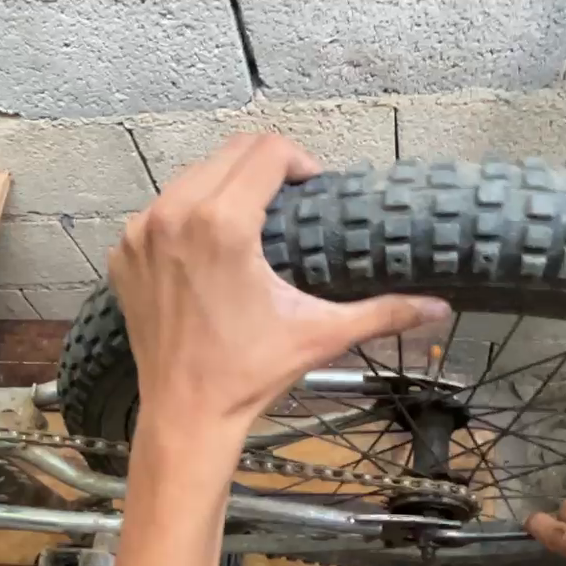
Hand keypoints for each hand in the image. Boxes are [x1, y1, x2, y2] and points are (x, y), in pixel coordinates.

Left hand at [108, 134, 449, 442]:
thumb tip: (440, 308)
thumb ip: (382, 313)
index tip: (311, 187)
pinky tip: (209, 248)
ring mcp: (141, 233)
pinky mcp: (125, 253)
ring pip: (191, 176)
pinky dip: (187, 215)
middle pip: (228, 153)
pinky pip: (161, 210)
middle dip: (263, 167)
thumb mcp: (319, 335)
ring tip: (251, 221)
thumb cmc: (248, 376)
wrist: (186, 415)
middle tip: (287, 201)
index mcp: (222, 224)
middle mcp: (173, 215)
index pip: (266, 150)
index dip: (298, 160)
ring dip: (225, 185)